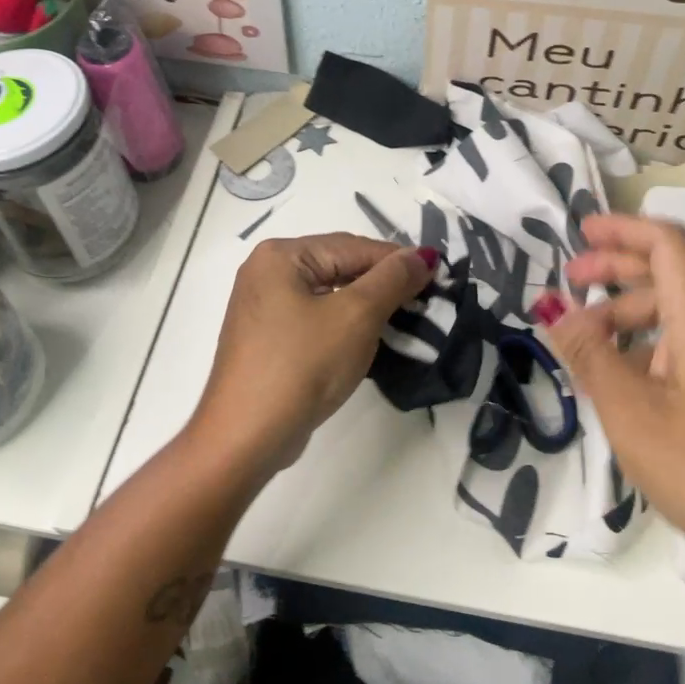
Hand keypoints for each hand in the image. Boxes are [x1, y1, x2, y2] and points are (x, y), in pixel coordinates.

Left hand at [189, 234, 436, 473]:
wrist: (247, 437)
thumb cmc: (302, 365)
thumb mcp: (356, 317)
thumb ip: (392, 280)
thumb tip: (424, 255)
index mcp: (280, 256)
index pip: (352, 246)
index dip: (398, 260)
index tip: (438, 276)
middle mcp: (266, 273)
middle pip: (339, 267)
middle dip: (382, 284)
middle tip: (425, 300)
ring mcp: (263, 309)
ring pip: (329, 296)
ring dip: (367, 307)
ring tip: (405, 321)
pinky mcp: (268, 341)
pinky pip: (315, 320)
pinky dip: (345, 326)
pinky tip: (369, 341)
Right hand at [537, 215, 684, 598]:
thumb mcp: (633, 415)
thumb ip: (590, 356)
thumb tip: (555, 312)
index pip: (669, 244)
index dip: (623, 229)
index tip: (580, 231)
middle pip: (675, 272)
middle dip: (618, 268)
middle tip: (570, 282)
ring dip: (633, 311)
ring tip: (589, 344)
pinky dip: (656, 342)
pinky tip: (631, 381)